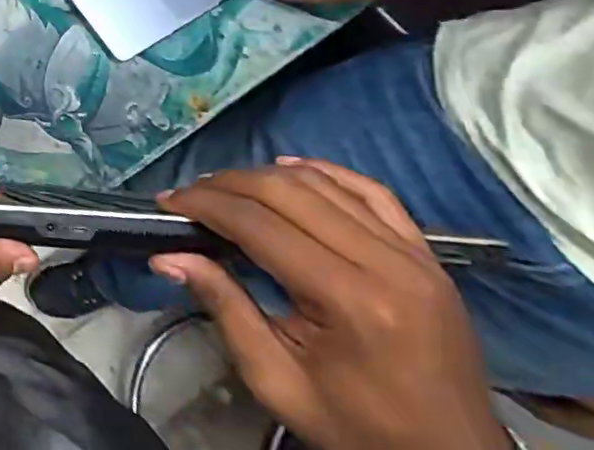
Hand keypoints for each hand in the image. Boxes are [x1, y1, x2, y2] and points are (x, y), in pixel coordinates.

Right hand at [153, 160, 509, 449]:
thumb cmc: (359, 428)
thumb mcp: (277, 380)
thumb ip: (224, 307)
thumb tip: (167, 257)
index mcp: (351, 300)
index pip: (258, 223)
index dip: (204, 204)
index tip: (166, 202)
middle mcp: (388, 265)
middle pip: (286, 192)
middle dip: (225, 185)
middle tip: (188, 196)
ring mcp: (416, 257)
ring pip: (321, 184)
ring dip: (263, 176)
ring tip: (225, 190)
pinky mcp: (428, 256)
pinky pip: (370, 192)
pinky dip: (323, 172)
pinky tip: (288, 170)